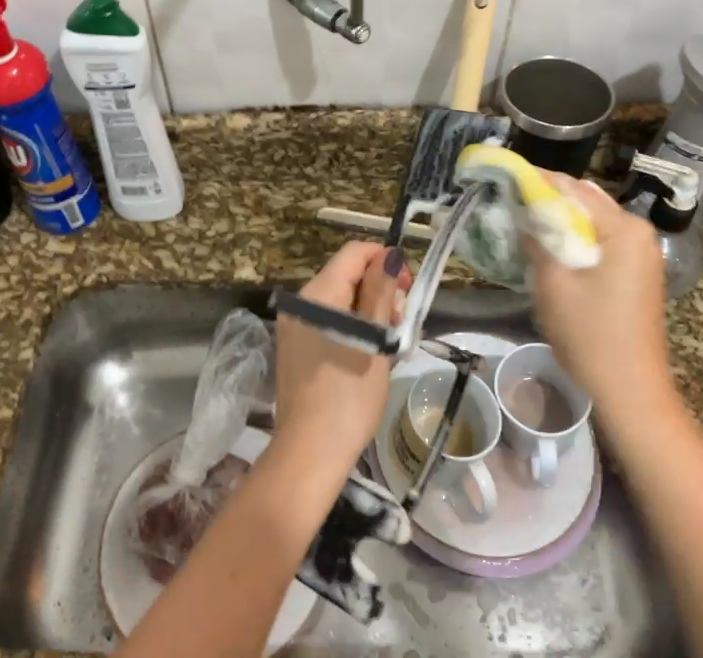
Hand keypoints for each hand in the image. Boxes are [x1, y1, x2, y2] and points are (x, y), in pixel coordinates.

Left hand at [271, 242, 410, 470]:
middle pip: (346, 274)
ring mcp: (294, 325)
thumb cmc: (349, 395)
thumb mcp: (374, 340)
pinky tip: (369, 353)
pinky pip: (328, 320)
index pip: (354, 253)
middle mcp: (300, 302)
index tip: (408, 290)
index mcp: (317, 294)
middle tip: (402, 325)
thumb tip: (390, 256)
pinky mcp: (295, 346)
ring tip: (390, 344)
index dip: (385, 261)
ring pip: (339, 299)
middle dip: (380, 290)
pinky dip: (352, 326)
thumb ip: (381, 293)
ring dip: (369, 311)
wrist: (311, 450)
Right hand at [524, 173, 673, 402]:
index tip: (503, 177)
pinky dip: (574, 239)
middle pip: (585, 201)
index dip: (536, 181)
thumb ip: (538, 238)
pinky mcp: (635, 272)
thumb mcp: (553, 282)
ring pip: (591, 222)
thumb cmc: (590, 334)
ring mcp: (640, 253)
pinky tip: (548, 249)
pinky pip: (600, 242)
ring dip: (560, 220)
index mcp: (623, 229)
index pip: (573, 189)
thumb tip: (523, 209)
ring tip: (522, 223)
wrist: (629, 388)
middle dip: (548, 200)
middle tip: (509, 202)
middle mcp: (638, 233)